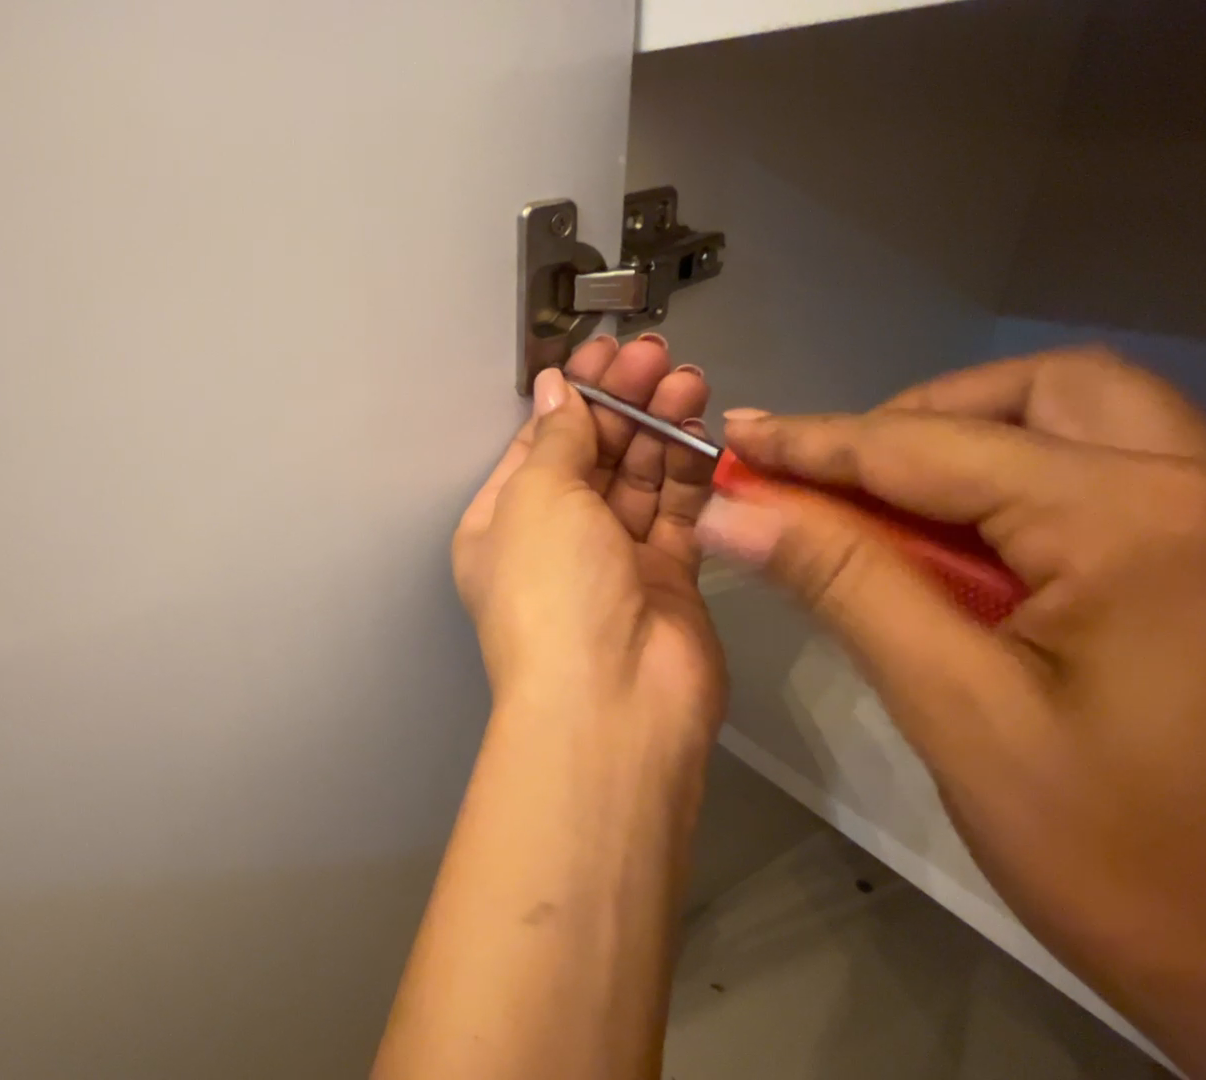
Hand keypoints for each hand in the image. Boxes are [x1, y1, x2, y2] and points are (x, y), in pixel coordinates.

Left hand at [454, 335, 725, 751]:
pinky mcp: (668, 578)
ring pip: (639, 479)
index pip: (536, 446)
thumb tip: (555, 388)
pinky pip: (679, 511)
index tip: (604, 350)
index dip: (570, 395)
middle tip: (656, 354)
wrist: (613, 702)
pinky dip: (691, 470)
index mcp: (500, 525)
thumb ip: (556, 439)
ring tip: (687, 377)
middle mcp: (553, 542)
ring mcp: (611, 561)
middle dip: (621, 403)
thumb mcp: (537, 499)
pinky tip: (704, 425)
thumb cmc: (552, 589)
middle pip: (591, 456)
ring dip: (659, 427)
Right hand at [700, 348, 1205, 1078]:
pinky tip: (983, 560)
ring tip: (894, 518)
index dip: (816, 443)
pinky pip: (1137, 476)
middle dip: (916, 420)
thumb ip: (845, 586)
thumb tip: (733, 513)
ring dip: (978, 445)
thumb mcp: (961, 716)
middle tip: (830, 483)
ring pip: (1099, 422)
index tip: (735, 439)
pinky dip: (1035, 486)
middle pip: (1041, 392)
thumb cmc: (1132, 863)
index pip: (931, 446)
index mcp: (1144, 521)